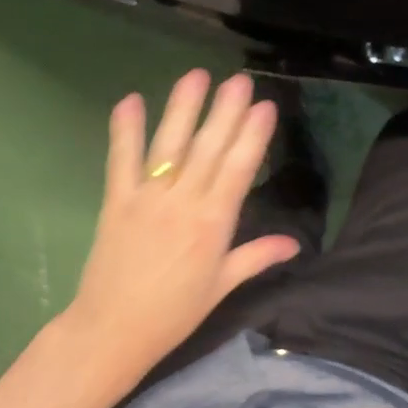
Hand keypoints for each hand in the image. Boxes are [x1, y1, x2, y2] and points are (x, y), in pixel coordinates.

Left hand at [63, 70, 301, 373]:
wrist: (112, 331)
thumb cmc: (173, 313)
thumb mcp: (221, 287)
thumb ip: (256, 257)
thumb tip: (295, 242)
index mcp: (213, 225)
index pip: (238, 170)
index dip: (253, 136)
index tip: (265, 106)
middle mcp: (183, 203)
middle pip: (209, 149)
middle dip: (226, 111)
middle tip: (239, 80)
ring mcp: (147, 198)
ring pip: (170, 146)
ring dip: (183, 109)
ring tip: (196, 75)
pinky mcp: (116, 200)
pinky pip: (121, 160)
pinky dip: (126, 130)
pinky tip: (131, 100)